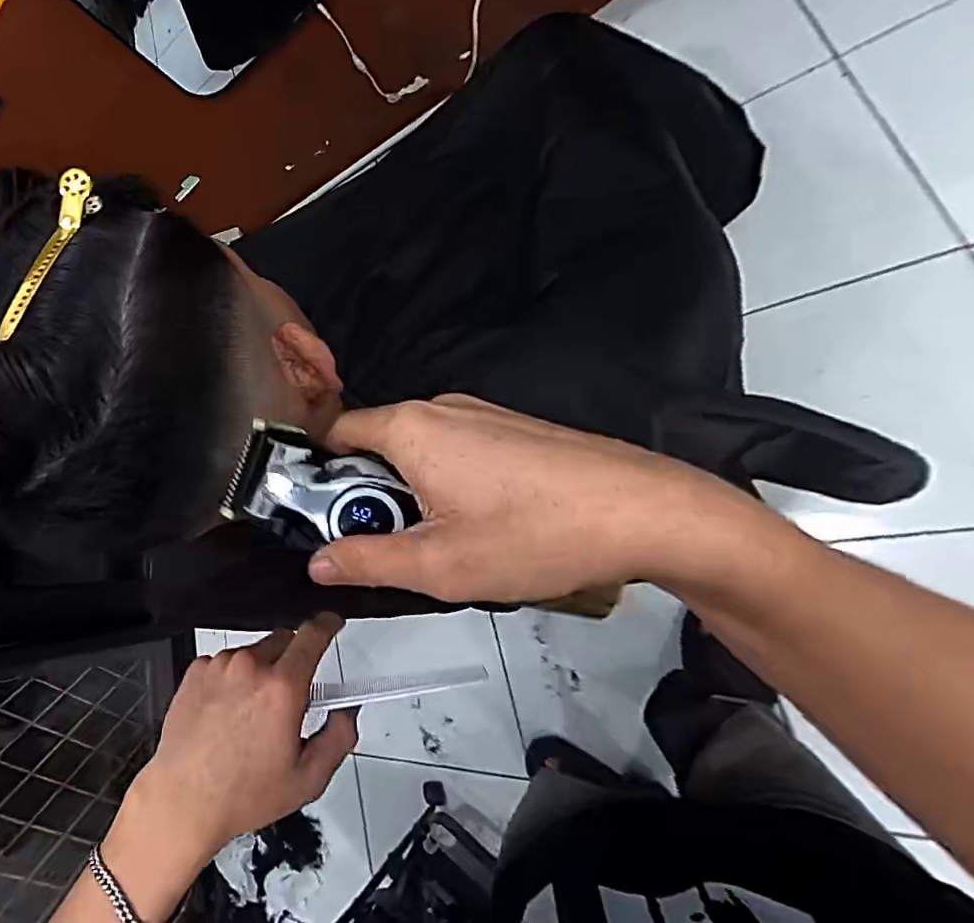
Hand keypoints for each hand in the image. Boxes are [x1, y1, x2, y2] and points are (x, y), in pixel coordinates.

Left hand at [97, 614, 356, 908]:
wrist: (185, 795)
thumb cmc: (241, 791)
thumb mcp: (308, 778)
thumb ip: (337, 737)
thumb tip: (345, 714)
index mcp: (281, 688)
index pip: (310, 638)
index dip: (325, 626)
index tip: (330, 622)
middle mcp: (247, 667)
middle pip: (282, 642)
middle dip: (292, 661)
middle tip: (290, 699)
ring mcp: (217, 665)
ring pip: (251, 654)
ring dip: (260, 672)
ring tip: (252, 718)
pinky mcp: (195, 670)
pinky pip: (224, 664)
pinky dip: (232, 679)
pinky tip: (228, 714)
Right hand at [308, 395, 790, 602]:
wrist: (656, 514)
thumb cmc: (535, 534)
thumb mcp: (439, 564)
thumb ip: (366, 561)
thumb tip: (316, 563)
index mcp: (407, 428)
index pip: (332, 433)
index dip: (319, 473)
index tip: (326, 514)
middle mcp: (436, 408)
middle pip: (373, 441)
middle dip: (367, 488)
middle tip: (387, 537)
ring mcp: (480, 412)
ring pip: (415, 447)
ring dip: (408, 486)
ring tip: (440, 536)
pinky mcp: (513, 426)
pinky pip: (454, 447)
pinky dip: (446, 478)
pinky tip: (485, 519)